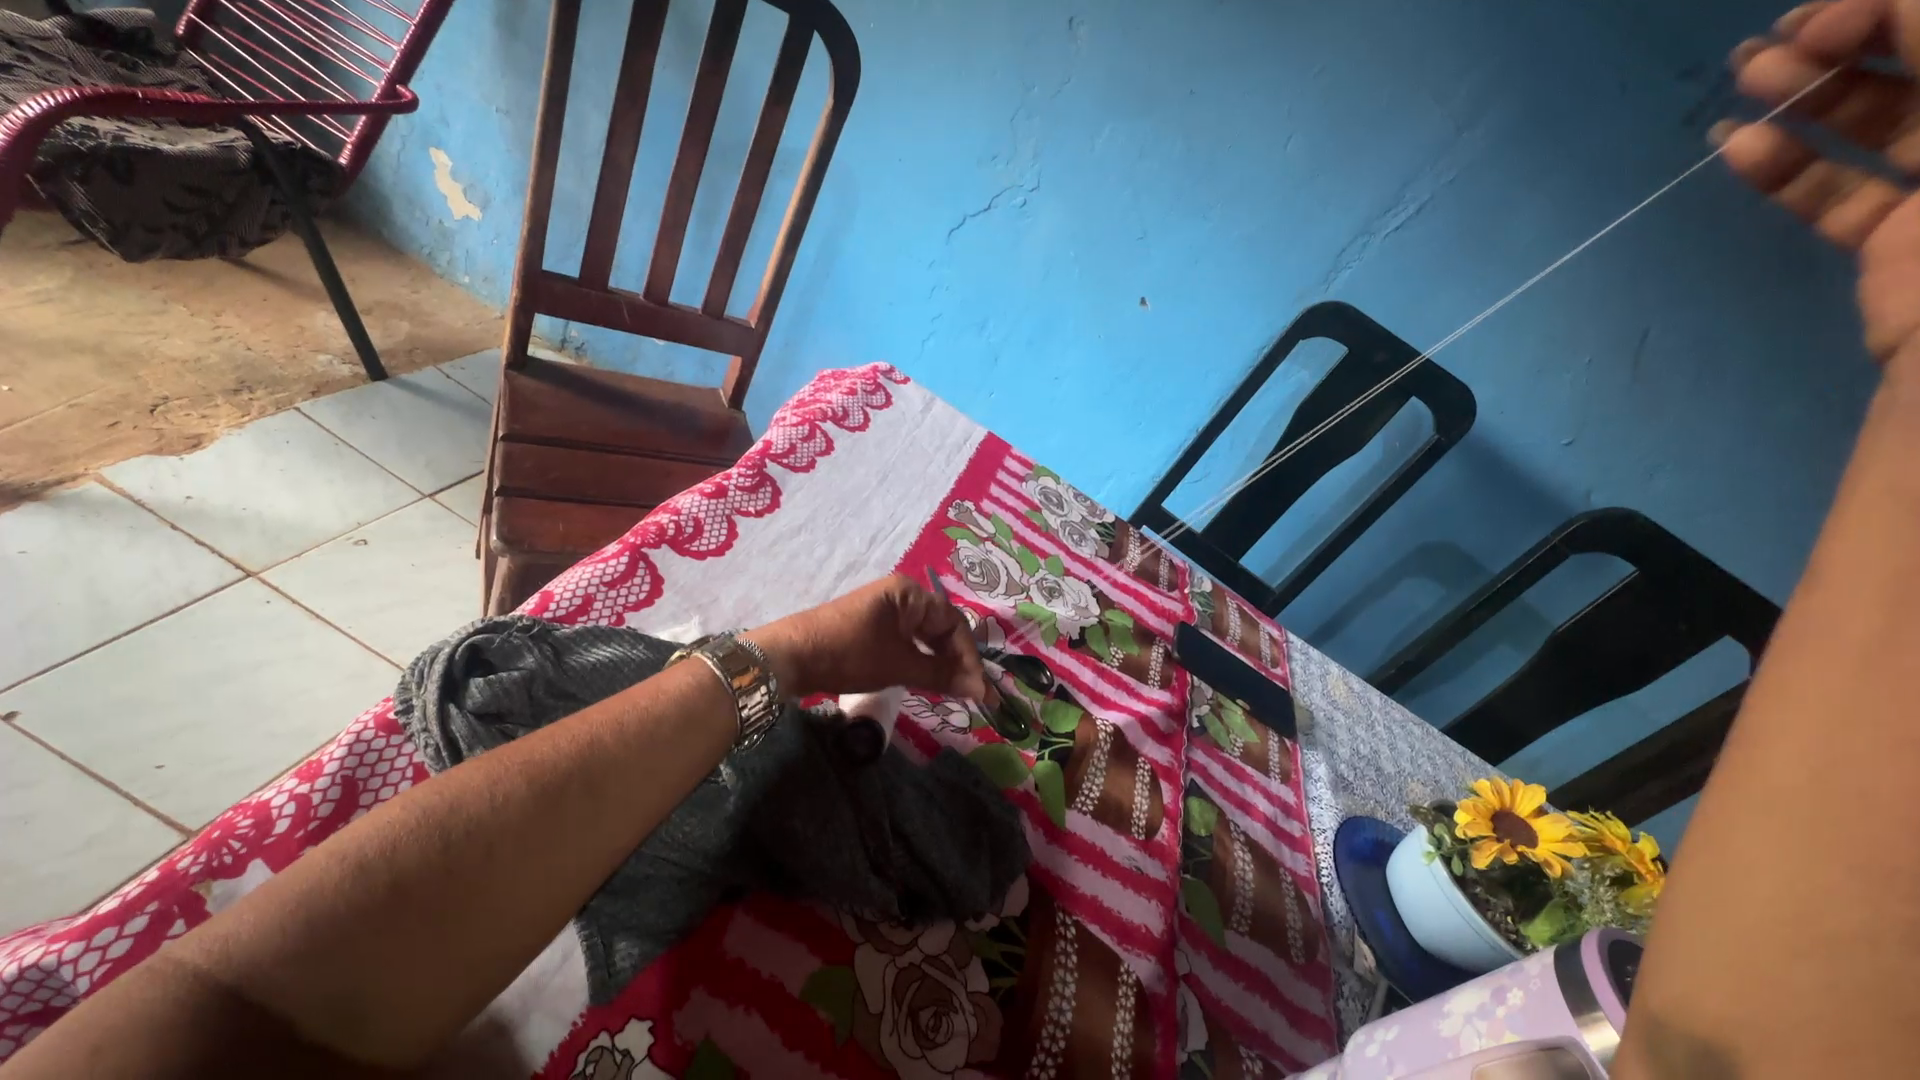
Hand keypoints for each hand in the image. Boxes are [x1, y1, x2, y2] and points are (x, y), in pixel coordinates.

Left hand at [744, 574, 987, 700]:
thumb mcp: (899, 666)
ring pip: (924, 637)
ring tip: (952, 691)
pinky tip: (925, 681)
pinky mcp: (870, 628)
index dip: (969, 657)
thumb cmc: (849, 654)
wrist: (791, 657)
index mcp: (910, 593)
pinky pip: (907, 642)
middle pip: (941, 628)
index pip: (954, 622)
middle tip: (970, 693)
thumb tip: (979, 689)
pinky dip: (919, 661)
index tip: (979, 689)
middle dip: (956, 660)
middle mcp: (900, 596)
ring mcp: (883, 612)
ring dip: (939, 663)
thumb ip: (941, 675)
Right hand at [1719, 0, 1919, 363]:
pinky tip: (1737, 148)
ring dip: (1805, 97)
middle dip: (1848, 38)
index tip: (1831, 17)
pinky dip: (1785, 172)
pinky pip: (1839, 197)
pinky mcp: (1899, 242)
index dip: (1895, 6)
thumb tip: (1880, 1)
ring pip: (1879, 122)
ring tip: (1743, 76)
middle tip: (1776, 38)